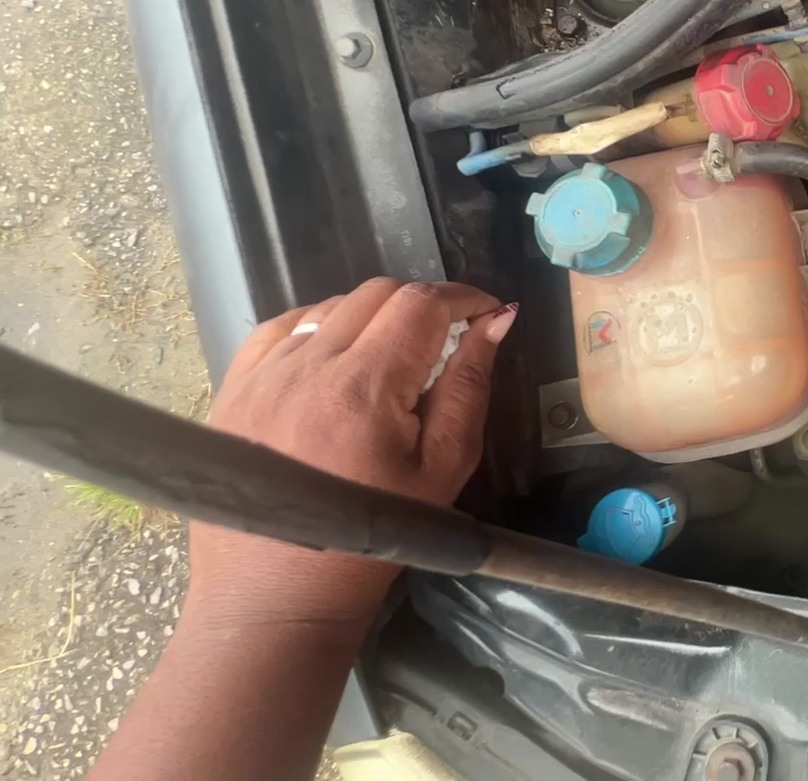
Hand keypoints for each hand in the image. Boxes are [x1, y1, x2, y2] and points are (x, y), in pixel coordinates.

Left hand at [185, 278, 515, 630]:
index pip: (421, 303)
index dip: (465, 297)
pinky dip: (324, 323)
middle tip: (453, 333)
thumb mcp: (450, 457)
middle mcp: (307, 368)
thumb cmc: (385, 526)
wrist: (279, 590)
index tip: (489, 313)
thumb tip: (499, 321)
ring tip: (400, 349)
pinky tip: (343, 351)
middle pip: (378, 292)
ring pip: (332, 304)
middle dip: (427, 302)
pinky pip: (282, 327)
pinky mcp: (233, 391)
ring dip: (379, 312)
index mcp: (366, 385)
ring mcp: (261, 377)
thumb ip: (471, 380)